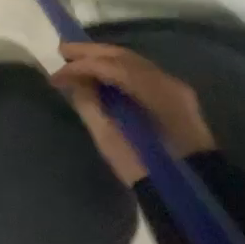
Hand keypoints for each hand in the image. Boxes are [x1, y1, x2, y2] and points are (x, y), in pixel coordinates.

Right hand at [50, 42, 214, 184]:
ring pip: (134, 61)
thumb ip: (91, 105)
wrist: (189, 192)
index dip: (79, 67)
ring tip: (77, 61)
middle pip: (124, 56)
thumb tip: (75, 83)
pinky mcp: (174, 96)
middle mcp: (166, 81)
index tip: (54, 77)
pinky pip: (141, 73)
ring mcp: (173, 87)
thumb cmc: (146, 168)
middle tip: (61, 51)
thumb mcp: (111, 139)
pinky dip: (118, 69)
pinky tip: (101, 75)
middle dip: (91, 52)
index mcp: (153, 91)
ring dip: (104, 59)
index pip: (111, 67)